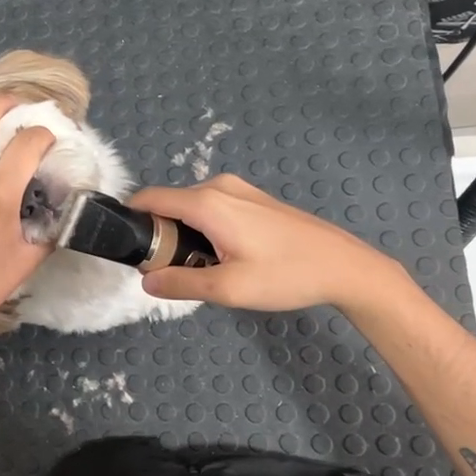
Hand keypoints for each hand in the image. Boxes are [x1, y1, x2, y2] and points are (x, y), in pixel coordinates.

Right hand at [129, 174, 406, 312]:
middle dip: (160, 234)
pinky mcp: (253, 199)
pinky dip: (204, 229)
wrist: (346, 267)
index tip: (128, 250)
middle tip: (168, 271)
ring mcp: (239, 189)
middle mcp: (219, 186)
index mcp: (207, 203)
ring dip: (184, 234)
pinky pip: (212, 208)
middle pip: (169, 204)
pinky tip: (223, 257)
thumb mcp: (228, 289)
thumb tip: (146, 281)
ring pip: (191, 208)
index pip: (149, 199)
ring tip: (199, 268)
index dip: (131, 221)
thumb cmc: (286, 275)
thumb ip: (181, 283)